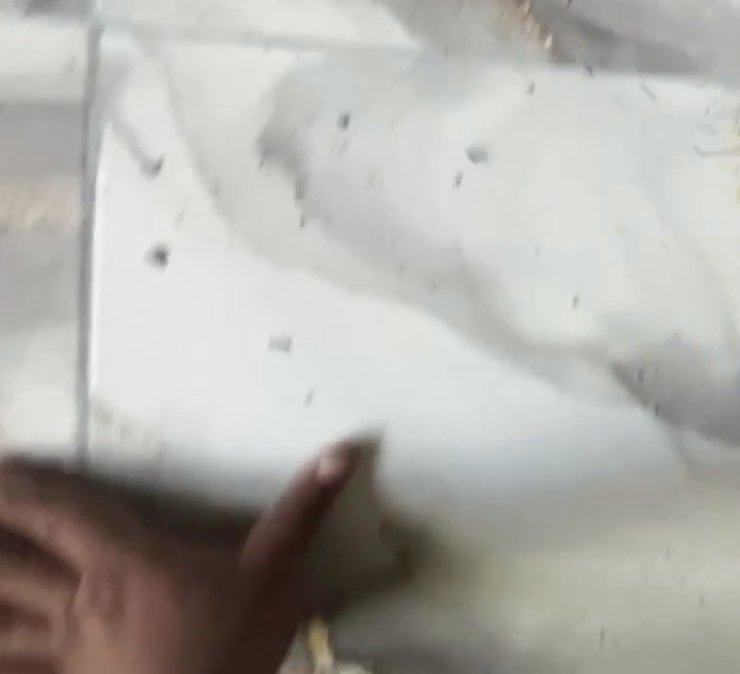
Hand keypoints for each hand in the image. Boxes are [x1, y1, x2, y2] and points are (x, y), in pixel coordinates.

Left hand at [0, 443, 360, 673]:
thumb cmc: (235, 640)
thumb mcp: (278, 569)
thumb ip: (301, 510)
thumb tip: (343, 449)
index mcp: (128, 567)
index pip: (66, 520)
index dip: (28, 492)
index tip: (3, 465)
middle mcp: (78, 602)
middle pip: (9, 565)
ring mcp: (56, 650)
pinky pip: (6, 662)